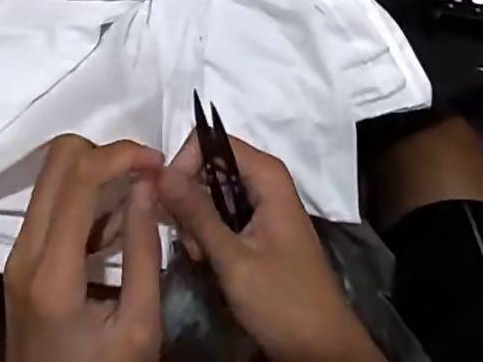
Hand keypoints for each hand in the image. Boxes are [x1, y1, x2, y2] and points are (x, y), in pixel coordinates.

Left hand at [5, 135, 165, 361]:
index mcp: (52, 274)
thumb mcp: (140, 327)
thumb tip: (147, 181)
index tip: (158, 163)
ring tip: (135, 201)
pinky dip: (87, 192)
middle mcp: (24, 251)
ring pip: (53, 172)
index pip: (79, 178)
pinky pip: (53, 198)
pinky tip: (115, 226)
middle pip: (58, 159)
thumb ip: (145, 250)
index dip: (122, 155)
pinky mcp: (22, 256)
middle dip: (107, 153)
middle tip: (145, 175)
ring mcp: (17, 252)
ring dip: (98, 170)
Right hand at [157, 135, 383, 361]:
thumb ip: (197, 214)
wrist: (322, 348)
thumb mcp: (234, 259)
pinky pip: (222, 210)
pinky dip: (208, 231)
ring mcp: (262, 199)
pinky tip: (208, 258)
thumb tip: (160, 172)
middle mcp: (264, 176)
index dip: (183, 165)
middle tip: (188, 241)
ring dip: (196, 220)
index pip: (210, 141)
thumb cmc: (283, 301)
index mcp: (265, 172)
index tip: (167, 203)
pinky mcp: (257, 222)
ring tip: (200, 256)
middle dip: (189, 199)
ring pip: (211, 190)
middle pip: (209, 165)